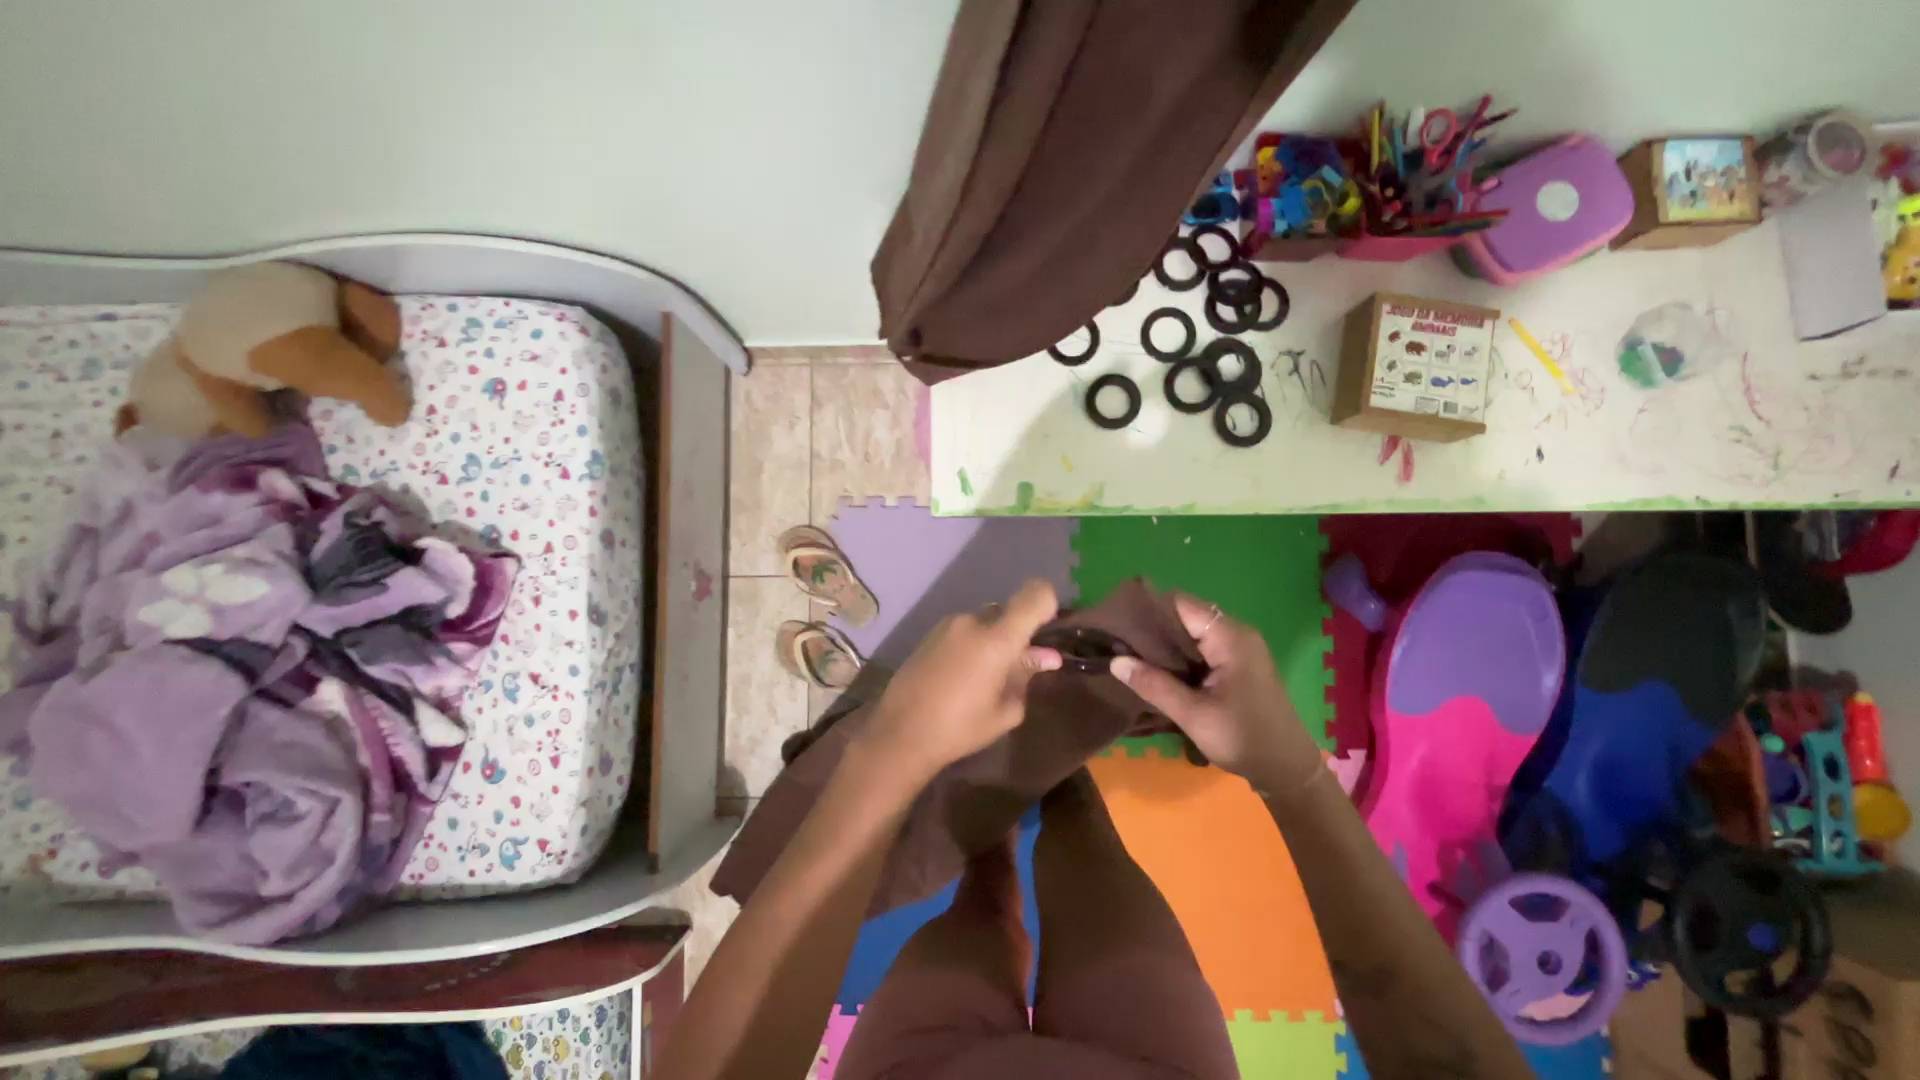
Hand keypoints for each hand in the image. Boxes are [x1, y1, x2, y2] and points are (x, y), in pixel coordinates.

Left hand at [862, 580, 1063, 780]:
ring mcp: (947, 625)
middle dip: (1019, 633)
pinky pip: (964, 631)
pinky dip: (973, 645)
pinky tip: (963, 677)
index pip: (1035, 594)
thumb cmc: (960, 728)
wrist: (900, 734)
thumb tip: (1046, 657)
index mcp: (997, 638)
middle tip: (1020, 667)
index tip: (1047, 633)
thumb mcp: (1005, 710)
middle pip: (1009, 611)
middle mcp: (972, 621)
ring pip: (985, 621)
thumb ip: (1026, 676)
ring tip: (986, 679)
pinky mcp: (929, 634)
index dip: (1049, 606)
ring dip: (994, 640)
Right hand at [1109, 593, 1318, 784]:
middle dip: (1154, 629)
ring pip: (1193, 633)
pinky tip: (1158, 671)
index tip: (1119, 626)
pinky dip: (1180, 656)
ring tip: (1132, 657)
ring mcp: (1239, 649)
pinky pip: (1203, 648)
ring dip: (1166, 645)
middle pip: (1187, 615)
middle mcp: (1237, 634)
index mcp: (1230, 638)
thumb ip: (1155, 685)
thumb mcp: (1194, 715)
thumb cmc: (1243, 738)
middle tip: (1120, 645)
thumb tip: (1116, 660)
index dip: (1150, 611)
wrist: (1286, 768)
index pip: (1182, 604)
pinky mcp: (1238, 664)